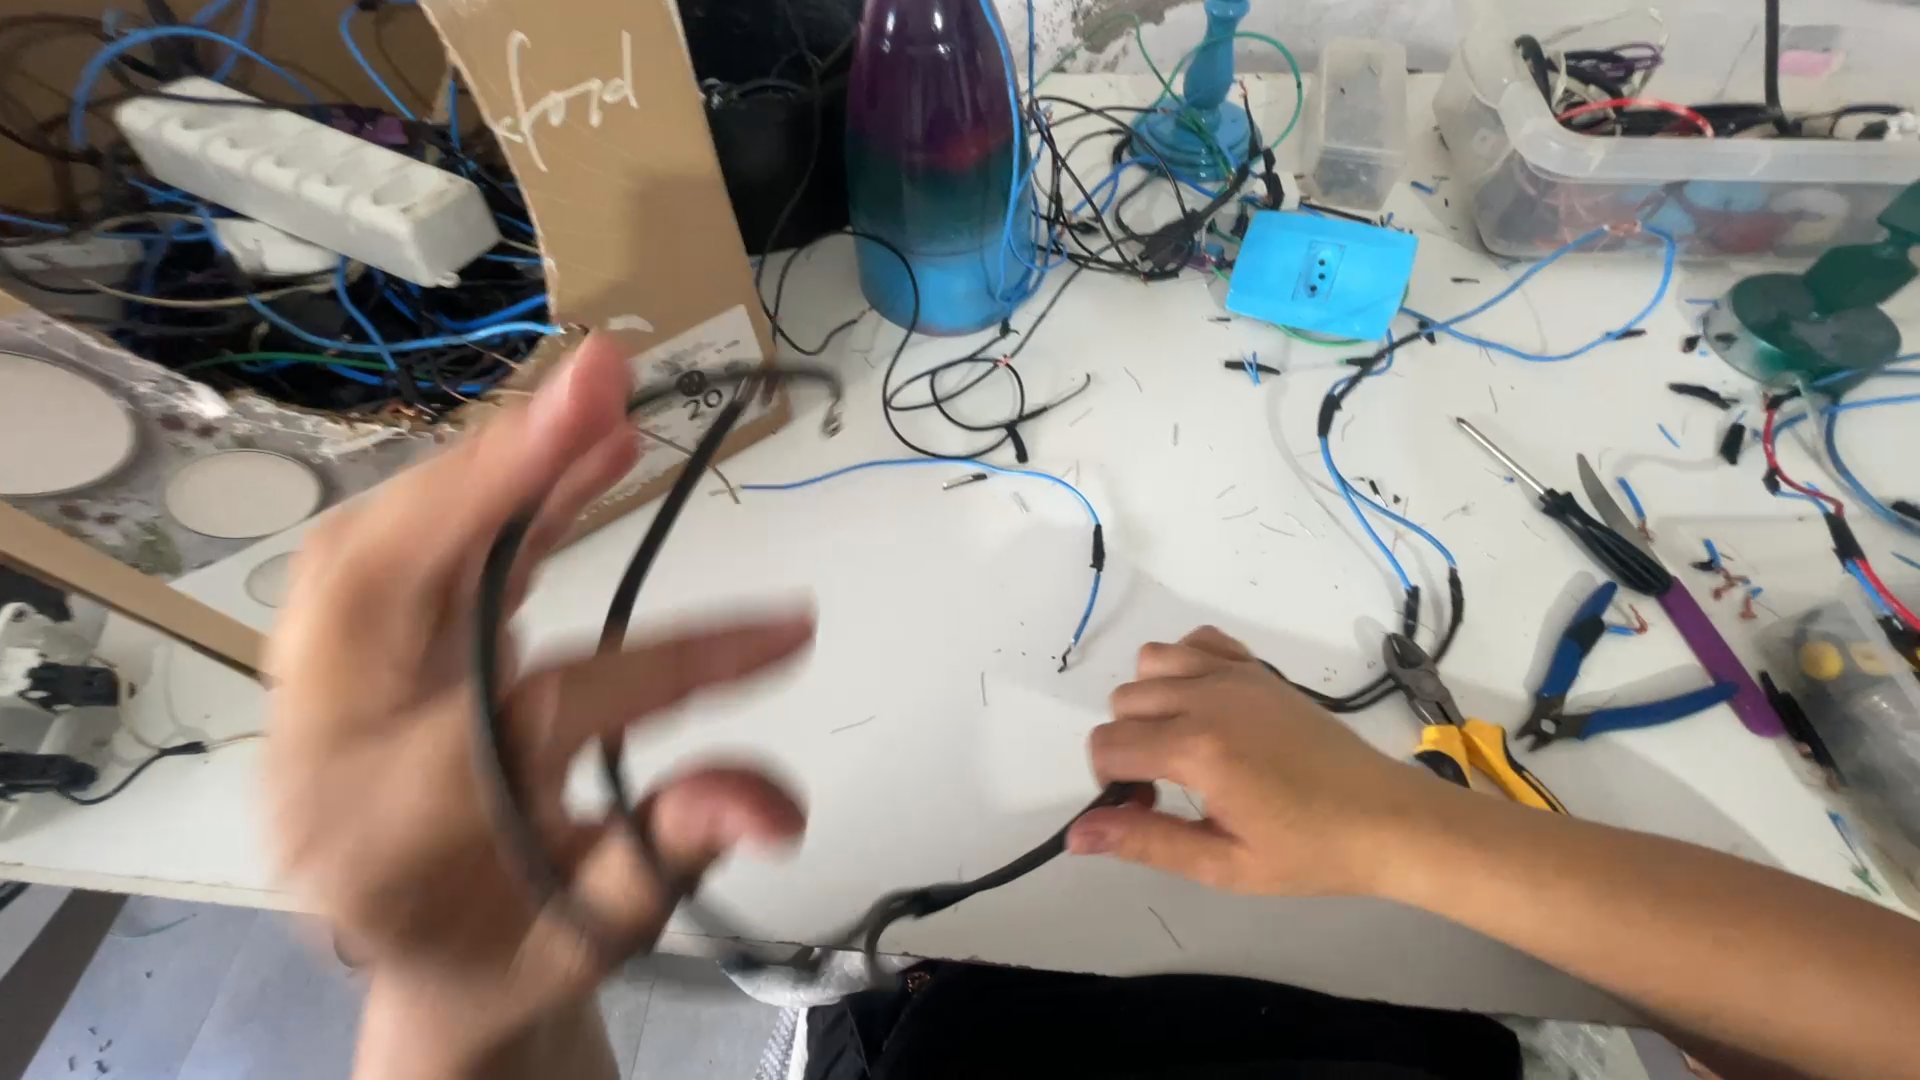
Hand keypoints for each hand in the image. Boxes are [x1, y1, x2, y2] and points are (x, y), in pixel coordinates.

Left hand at [265, 335, 812, 1070]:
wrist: (419, 961)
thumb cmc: (509, 949)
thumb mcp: (598, 927)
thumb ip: (673, 854)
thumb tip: (778, 806)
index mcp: (383, 836)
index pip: (545, 707)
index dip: (679, 663)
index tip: (791, 630)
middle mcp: (325, 744)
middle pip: (385, 578)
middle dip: (502, 467)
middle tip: (601, 382)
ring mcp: (325, 688)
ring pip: (385, 540)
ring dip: (497, 459)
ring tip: (598, 395)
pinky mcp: (362, 649)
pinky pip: (420, 549)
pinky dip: (500, 490)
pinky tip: (579, 450)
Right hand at [1066, 626, 1444, 896]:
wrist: (1389, 820)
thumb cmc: (1308, 851)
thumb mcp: (1223, 864)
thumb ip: (1144, 841)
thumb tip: (1076, 835)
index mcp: (1198, 749)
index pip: (1107, 745)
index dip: (1111, 780)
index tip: (1145, 805)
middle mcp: (1207, 698)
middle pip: (1122, 703)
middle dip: (1128, 744)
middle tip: (1168, 784)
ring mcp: (1233, 674)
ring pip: (1149, 663)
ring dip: (1150, 700)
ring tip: (1182, 740)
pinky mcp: (1255, 666)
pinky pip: (1194, 640)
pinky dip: (1185, 664)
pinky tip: (1204, 703)